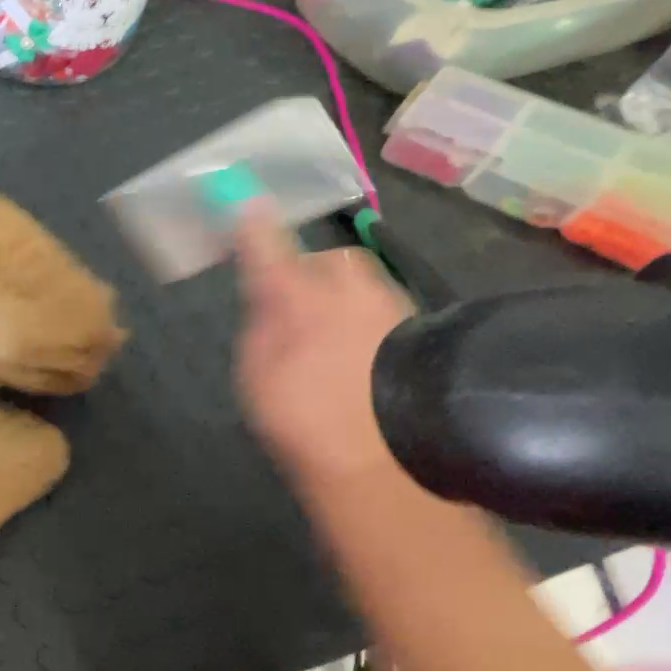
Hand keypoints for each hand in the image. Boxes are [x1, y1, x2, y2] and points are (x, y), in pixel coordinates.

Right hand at [234, 203, 414, 487]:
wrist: (385, 466)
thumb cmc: (301, 418)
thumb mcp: (257, 369)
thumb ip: (263, 322)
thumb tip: (266, 291)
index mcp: (300, 301)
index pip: (271, 251)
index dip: (257, 228)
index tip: (247, 204)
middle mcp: (352, 297)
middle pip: (335, 263)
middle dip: (314, 268)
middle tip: (293, 296)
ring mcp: (395, 317)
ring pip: (365, 289)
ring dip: (343, 298)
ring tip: (327, 335)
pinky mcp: (423, 342)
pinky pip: (385, 317)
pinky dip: (366, 325)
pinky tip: (357, 357)